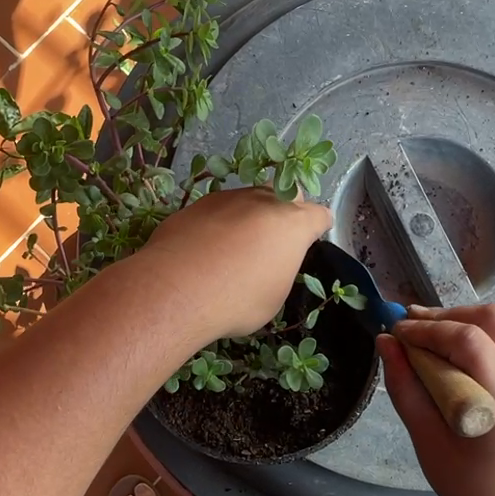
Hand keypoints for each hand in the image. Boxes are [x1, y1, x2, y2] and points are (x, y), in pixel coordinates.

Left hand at [130, 188, 332, 341]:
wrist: (176, 290)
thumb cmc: (237, 301)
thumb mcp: (274, 296)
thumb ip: (280, 269)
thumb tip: (270, 262)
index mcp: (292, 224)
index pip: (319, 215)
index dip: (318, 227)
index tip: (312, 237)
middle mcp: (262, 201)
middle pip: (284, 195)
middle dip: (285, 211)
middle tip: (274, 240)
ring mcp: (225, 199)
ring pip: (247, 200)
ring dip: (247, 218)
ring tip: (233, 250)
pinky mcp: (194, 206)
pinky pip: (214, 212)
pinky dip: (216, 226)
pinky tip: (204, 252)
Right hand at [378, 304, 494, 495]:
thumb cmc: (468, 485)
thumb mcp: (426, 440)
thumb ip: (405, 387)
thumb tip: (385, 343)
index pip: (468, 339)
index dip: (428, 328)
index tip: (396, 332)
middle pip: (494, 319)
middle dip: (449, 315)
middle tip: (413, 326)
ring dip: (464, 323)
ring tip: (428, 336)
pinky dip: (479, 339)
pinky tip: (453, 357)